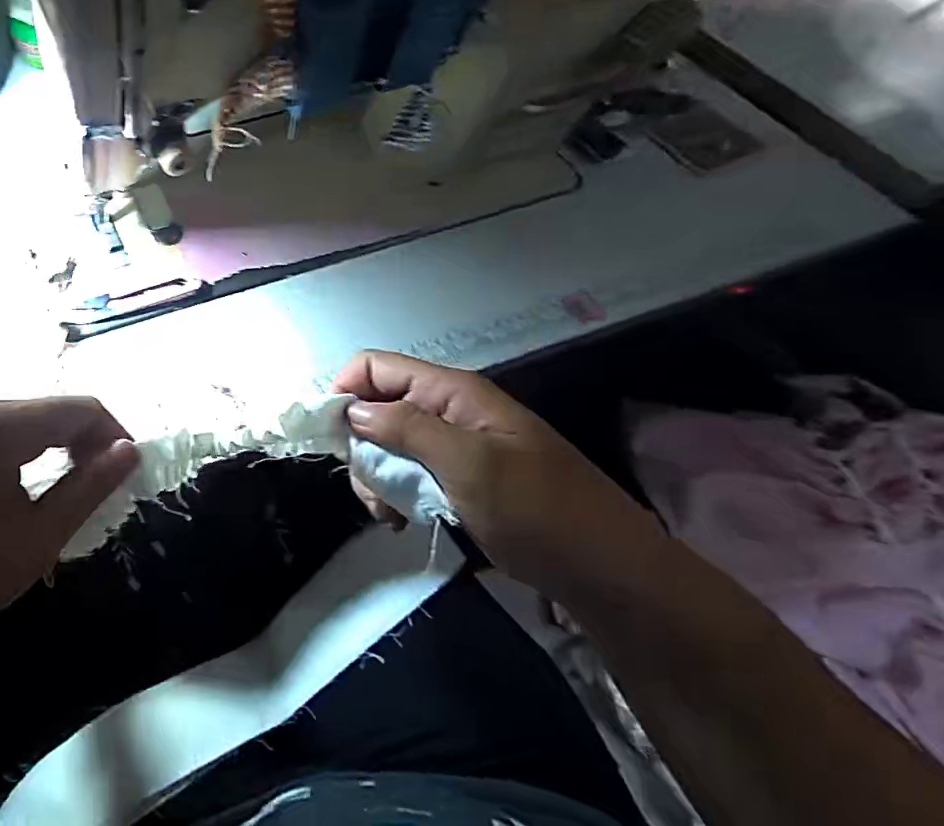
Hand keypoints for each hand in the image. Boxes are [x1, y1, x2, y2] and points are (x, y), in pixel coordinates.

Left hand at [0, 397, 140, 657]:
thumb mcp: (41, 534)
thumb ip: (90, 486)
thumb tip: (130, 451)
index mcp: (5, 425)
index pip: (82, 408)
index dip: (116, 436)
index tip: (134, 476)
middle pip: (60, 410)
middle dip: (94, 443)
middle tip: (113, 491)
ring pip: (39, 422)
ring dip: (69, 449)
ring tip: (85, 494)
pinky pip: (16, 435)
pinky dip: (42, 454)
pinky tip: (48, 489)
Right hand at [332, 350, 665, 595]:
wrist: (609, 576)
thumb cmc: (542, 512)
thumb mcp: (470, 465)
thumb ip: (406, 428)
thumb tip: (351, 409)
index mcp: (452, 393)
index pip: (375, 367)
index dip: (345, 392)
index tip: (334, 437)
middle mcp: (446, 411)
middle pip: (373, 408)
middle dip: (360, 447)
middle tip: (371, 490)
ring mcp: (451, 447)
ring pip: (383, 446)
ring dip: (374, 478)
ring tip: (390, 514)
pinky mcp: (454, 479)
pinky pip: (404, 474)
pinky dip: (393, 496)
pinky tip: (402, 521)